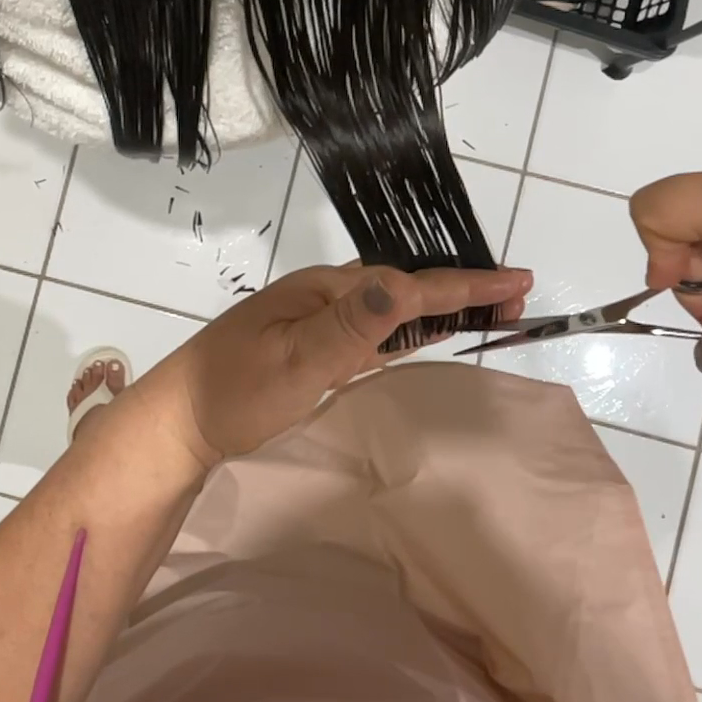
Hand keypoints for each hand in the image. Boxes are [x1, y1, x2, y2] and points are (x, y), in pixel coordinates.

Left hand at [153, 263, 531, 463]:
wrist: (182, 419)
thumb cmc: (236, 393)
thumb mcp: (296, 361)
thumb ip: (350, 326)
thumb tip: (402, 282)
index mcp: (322, 290)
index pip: (406, 284)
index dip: (464, 284)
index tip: (518, 282)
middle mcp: (322, 295)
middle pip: (402, 286)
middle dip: (459, 289)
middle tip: (513, 298)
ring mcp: (314, 318)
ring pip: (388, 305)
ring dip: (436, 306)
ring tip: (485, 310)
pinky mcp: (310, 344)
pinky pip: (371, 327)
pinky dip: (406, 327)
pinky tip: (423, 333)